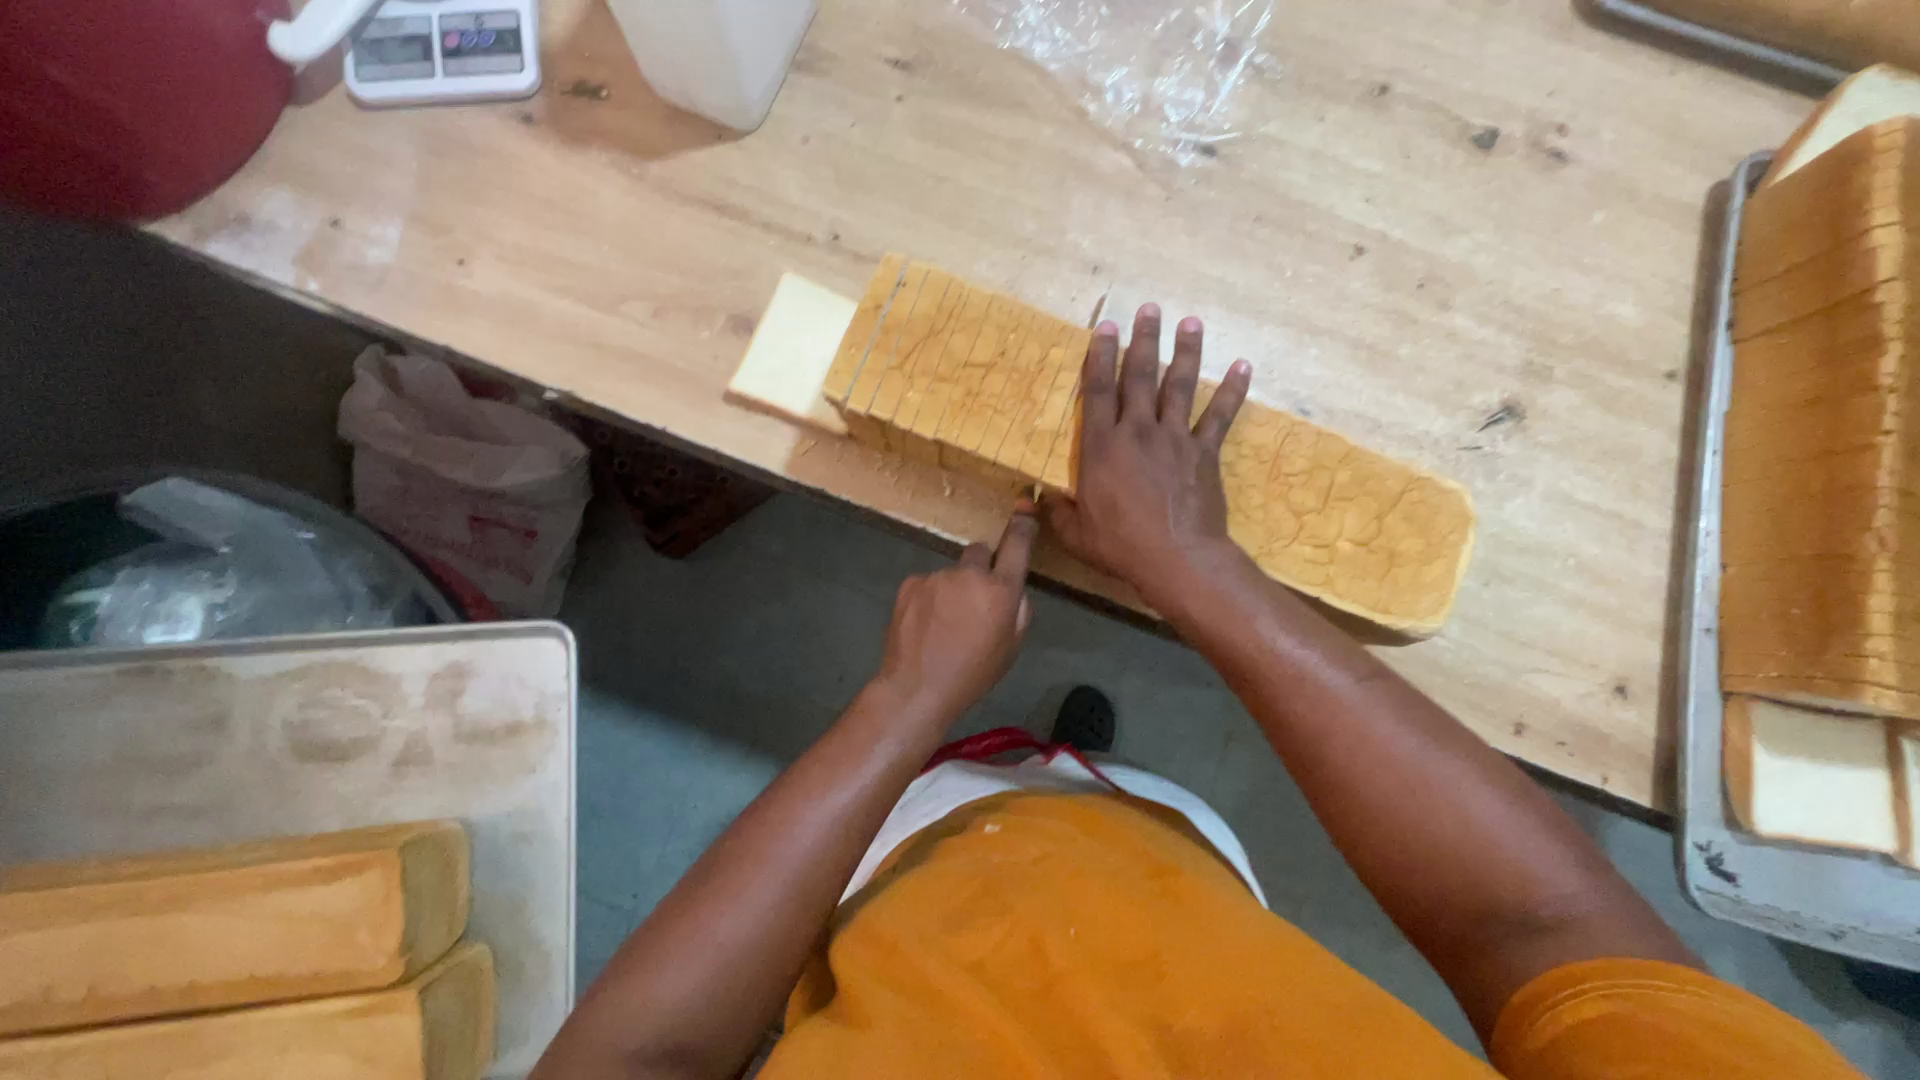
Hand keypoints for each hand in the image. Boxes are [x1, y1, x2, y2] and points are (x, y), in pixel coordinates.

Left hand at [873, 505, 1037, 723]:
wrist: (917, 687)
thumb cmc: (972, 674)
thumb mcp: (1011, 648)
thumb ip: (1018, 611)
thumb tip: (1012, 590)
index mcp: (1001, 591)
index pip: (1017, 546)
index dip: (1022, 526)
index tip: (1024, 507)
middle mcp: (970, 575)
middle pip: (980, 554)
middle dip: (980, 570)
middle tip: (973, 604)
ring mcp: (937, 577)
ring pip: (951, 574)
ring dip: (952, 590)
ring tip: (943, 626)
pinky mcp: (910, 584)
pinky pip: (927, 584)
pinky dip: (928, 599)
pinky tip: (924, 625)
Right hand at [1041, 304, 1254, 617]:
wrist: (1177, 558)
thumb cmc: (1120, 546)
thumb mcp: (1075, 533)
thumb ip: (1057, 511)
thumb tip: (1037, 497)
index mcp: (1102, 448)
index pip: (1098, 392)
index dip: (1100, 357)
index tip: (1106, 328)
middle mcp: (1137, 433)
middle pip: (1140, 377)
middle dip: (1143, 340)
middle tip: (1148, 308)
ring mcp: (1174, 439)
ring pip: (1180, 386)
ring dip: (1185, 351)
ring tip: (1190, 322)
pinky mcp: (1203, 453)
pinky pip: (1219, 417)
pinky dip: (1231, 391)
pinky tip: (1242, 366)